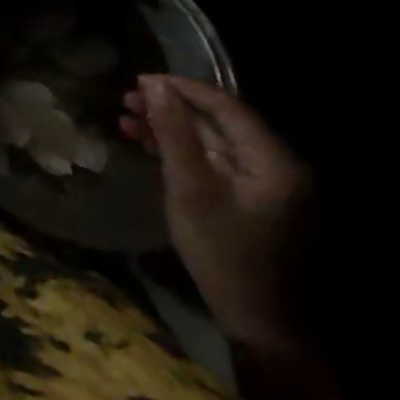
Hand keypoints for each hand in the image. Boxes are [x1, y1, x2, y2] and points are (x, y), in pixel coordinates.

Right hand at [121, 75, 309, 346]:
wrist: (253, 320)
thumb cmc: (221, 254)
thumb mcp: (190, 189)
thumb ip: (173, 133)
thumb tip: (155, 84)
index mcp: (271, 158)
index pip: (225, 106)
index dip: (182, 88)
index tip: (141, 79)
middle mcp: (273, 161)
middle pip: (217, 120)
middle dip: (170, 107)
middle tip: (127, 98)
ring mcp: (261, 179)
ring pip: (210, 138)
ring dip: (169, 126)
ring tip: (126, 116)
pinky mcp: (247, 194)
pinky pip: (211, 159)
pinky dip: (179, 149)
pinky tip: (144, 141)